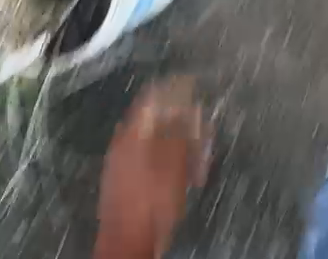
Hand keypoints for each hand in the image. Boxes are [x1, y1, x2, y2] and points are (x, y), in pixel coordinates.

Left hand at [95, 77, 211, 258]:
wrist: (129, 243)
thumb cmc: (153, 198)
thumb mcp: (176, 159)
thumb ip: (184, 128)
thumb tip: (193, 104)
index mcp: (133, 131)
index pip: (154, 95)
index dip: (176, 87)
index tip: (195, 85)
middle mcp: (124, 141)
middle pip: (156, 117)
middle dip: (183, 119)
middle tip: (204, 126)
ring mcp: (123, 163)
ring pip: (156, 140)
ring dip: (180, 142)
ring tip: (201, 154)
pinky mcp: (128, 182)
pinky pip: (152, 160)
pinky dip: (171, 159)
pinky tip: (187, 171)